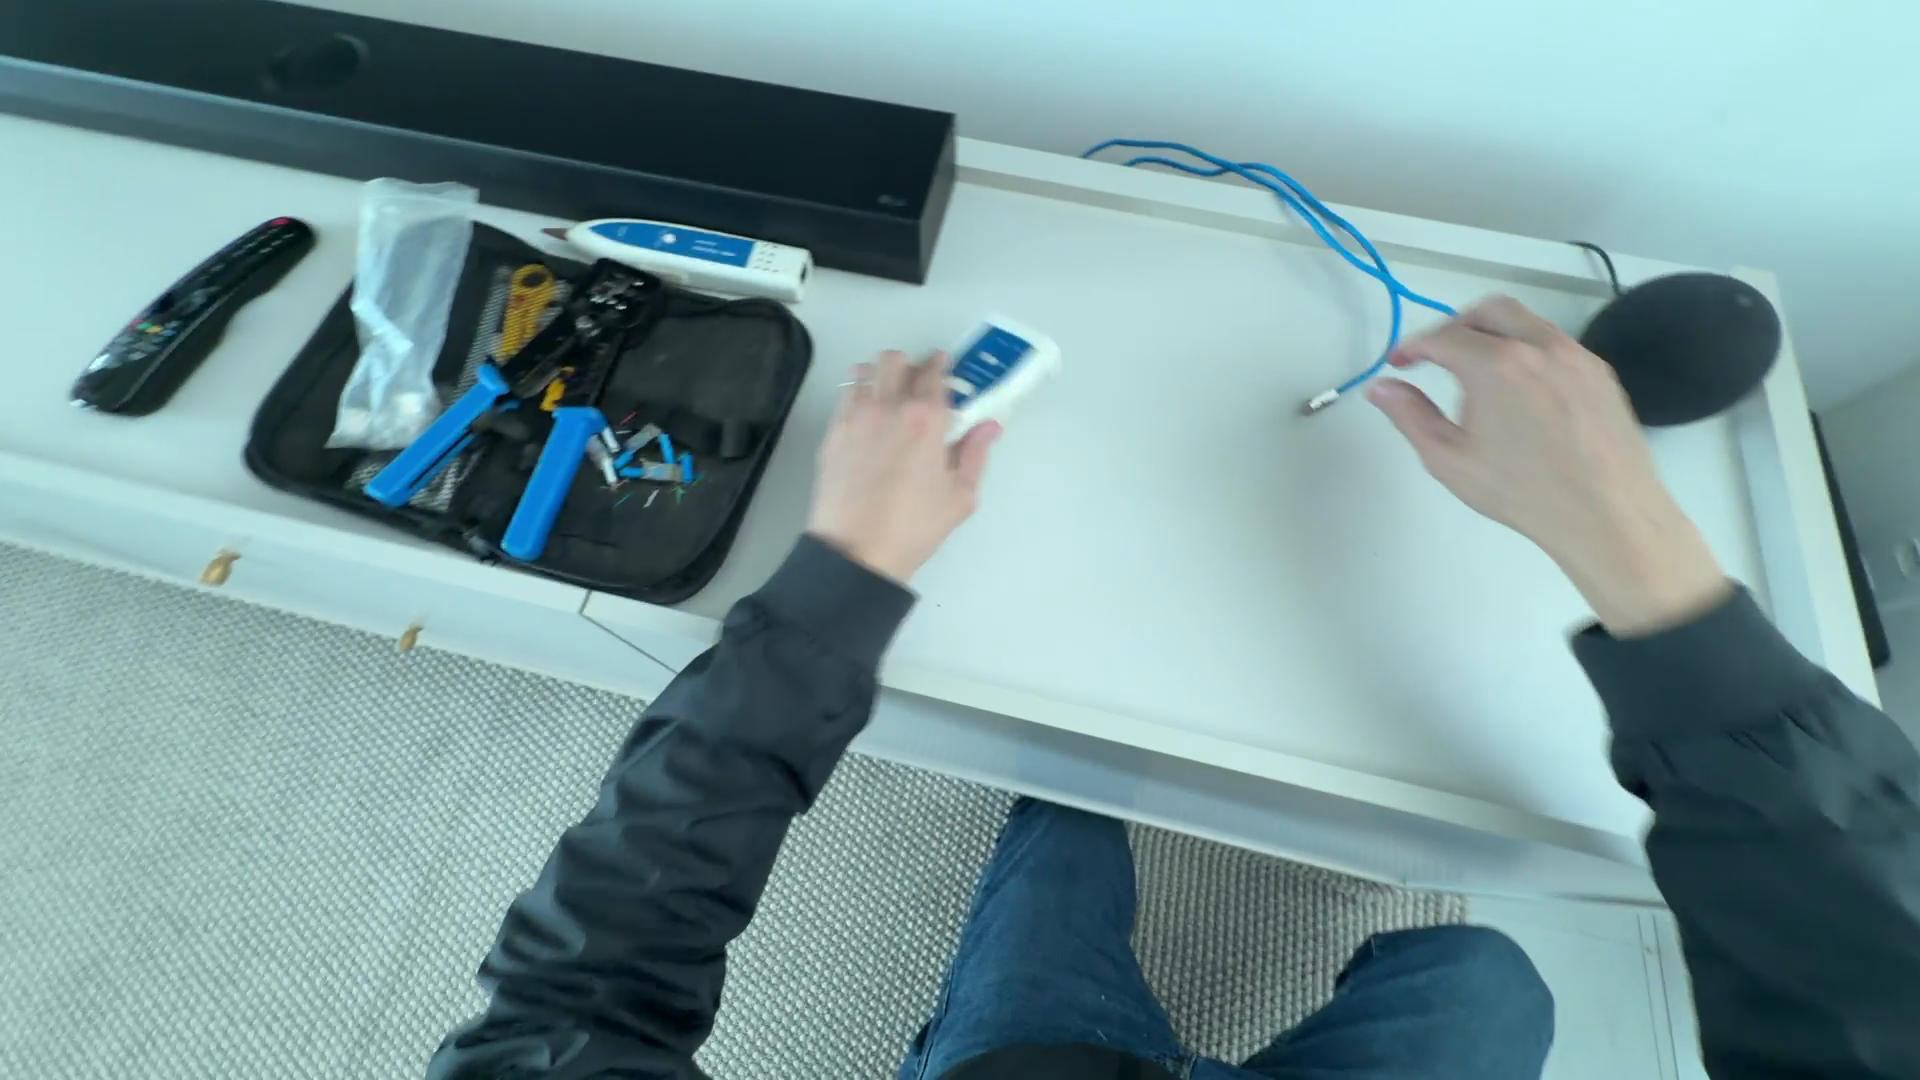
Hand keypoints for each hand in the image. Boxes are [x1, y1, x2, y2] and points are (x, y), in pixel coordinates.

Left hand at [808, 350, 1000, 584]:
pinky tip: (866, 417)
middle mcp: (888, 407)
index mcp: (926, 419)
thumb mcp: (959, 497)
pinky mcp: (831, 432)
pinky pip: (845, 396)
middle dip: (909, 365)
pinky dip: (858, 395)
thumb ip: (975, 454)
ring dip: (880, 375)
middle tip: (917, 385)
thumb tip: (990, 426)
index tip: (945, 369)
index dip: (942, 365)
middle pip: (894, 360)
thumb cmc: (914, 527)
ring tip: (888, 396)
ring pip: (864, 371)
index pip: (934, 372)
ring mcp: (854, 416)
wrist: (856, 551)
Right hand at [1366, 296, 1731, 636]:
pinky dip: (1523, 352)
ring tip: (1471, 376)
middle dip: (1453, 327)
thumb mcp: (1445, 456)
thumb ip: (1409, 414)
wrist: (1604, 512)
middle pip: (1489, 310)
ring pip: (1525, 323)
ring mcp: (1577, 356)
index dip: (1412, 347)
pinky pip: (1553, 345)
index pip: (1443, 337)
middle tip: (1432, 358)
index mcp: (1497, 365)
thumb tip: (1379, 387)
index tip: (1396, 365)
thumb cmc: (1515, 488)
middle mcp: (1540, 347)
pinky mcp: (1599, 373)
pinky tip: (1513, 392)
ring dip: (1490, 336)